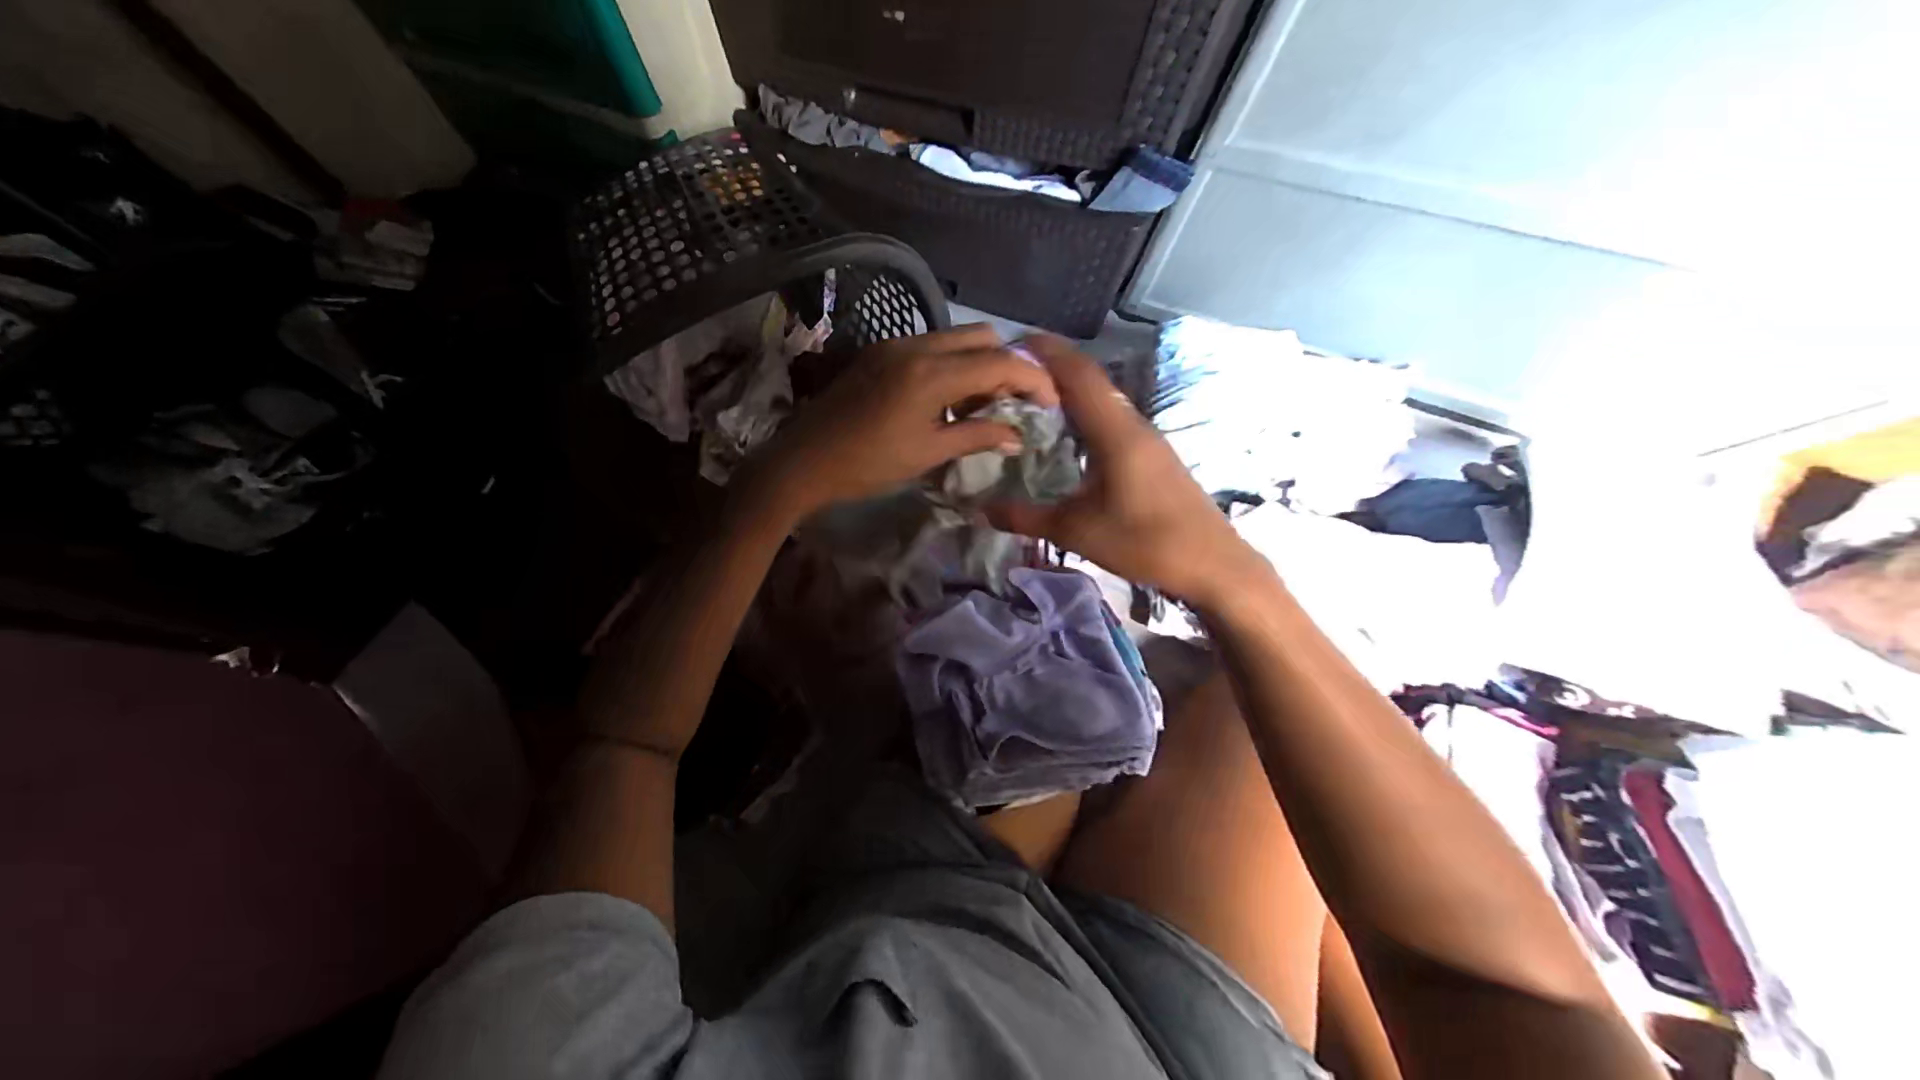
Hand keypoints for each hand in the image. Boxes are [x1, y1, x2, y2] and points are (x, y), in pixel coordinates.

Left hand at [739, 325, 1057, 521]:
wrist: (802, 461)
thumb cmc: (867, 465)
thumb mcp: (928, 454)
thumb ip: (977, 437)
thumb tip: (1017, 436)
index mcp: (931, 373)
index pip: (1000, 361)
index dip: (1033, 380)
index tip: (1049, 403)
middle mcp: (916, 346)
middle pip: (982, 336)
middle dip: (1008, 364)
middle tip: (1012, 403)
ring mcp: (895, 345)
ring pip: (956, 338)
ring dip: (979, 364)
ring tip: (982, 405)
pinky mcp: (880, 353)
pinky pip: (930, 346)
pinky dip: (952, 365)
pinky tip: (948, 400)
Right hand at [986, 335, 1267, 611]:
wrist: (1212, 565)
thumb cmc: (1145, 543)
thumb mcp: (1076, 531)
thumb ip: (1026, 517)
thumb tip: (981, 510)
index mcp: (1115, 432)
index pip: (1078, 374)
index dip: (1046, 352)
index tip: (1011, 344)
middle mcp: (1133, 425)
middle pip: (1090, 381)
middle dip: (1051, 370)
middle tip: (1009, 376)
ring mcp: (1148, 439)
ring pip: (1103, 401)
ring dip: (1069, 392)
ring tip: (1030, 400)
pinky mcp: (1154, 456)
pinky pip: (1112, 420)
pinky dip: (1085, 415)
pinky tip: (1067, 436)